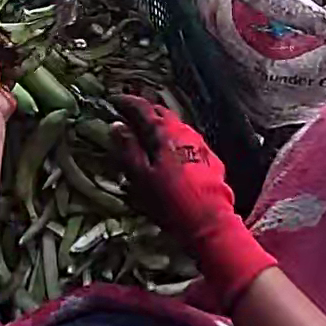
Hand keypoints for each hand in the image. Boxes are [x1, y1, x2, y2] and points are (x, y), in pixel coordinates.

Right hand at [112, 94, 274, 310]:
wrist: (211, 224)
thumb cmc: (170, 201)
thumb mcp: (141, 177)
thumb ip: (128, 148)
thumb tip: (117, 125)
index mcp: (163, 132)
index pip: (142, 107)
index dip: (126, 102)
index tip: (114, 101)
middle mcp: (182, 130)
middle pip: (160, 112)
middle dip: (144, 111)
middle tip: (129, 117)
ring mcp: (199, 142)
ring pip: (175, 125)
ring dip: (160, 125)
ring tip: (148, 135)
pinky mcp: (210, 157)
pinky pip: (187, 139)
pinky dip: (174, 139)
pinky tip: (170, 153)